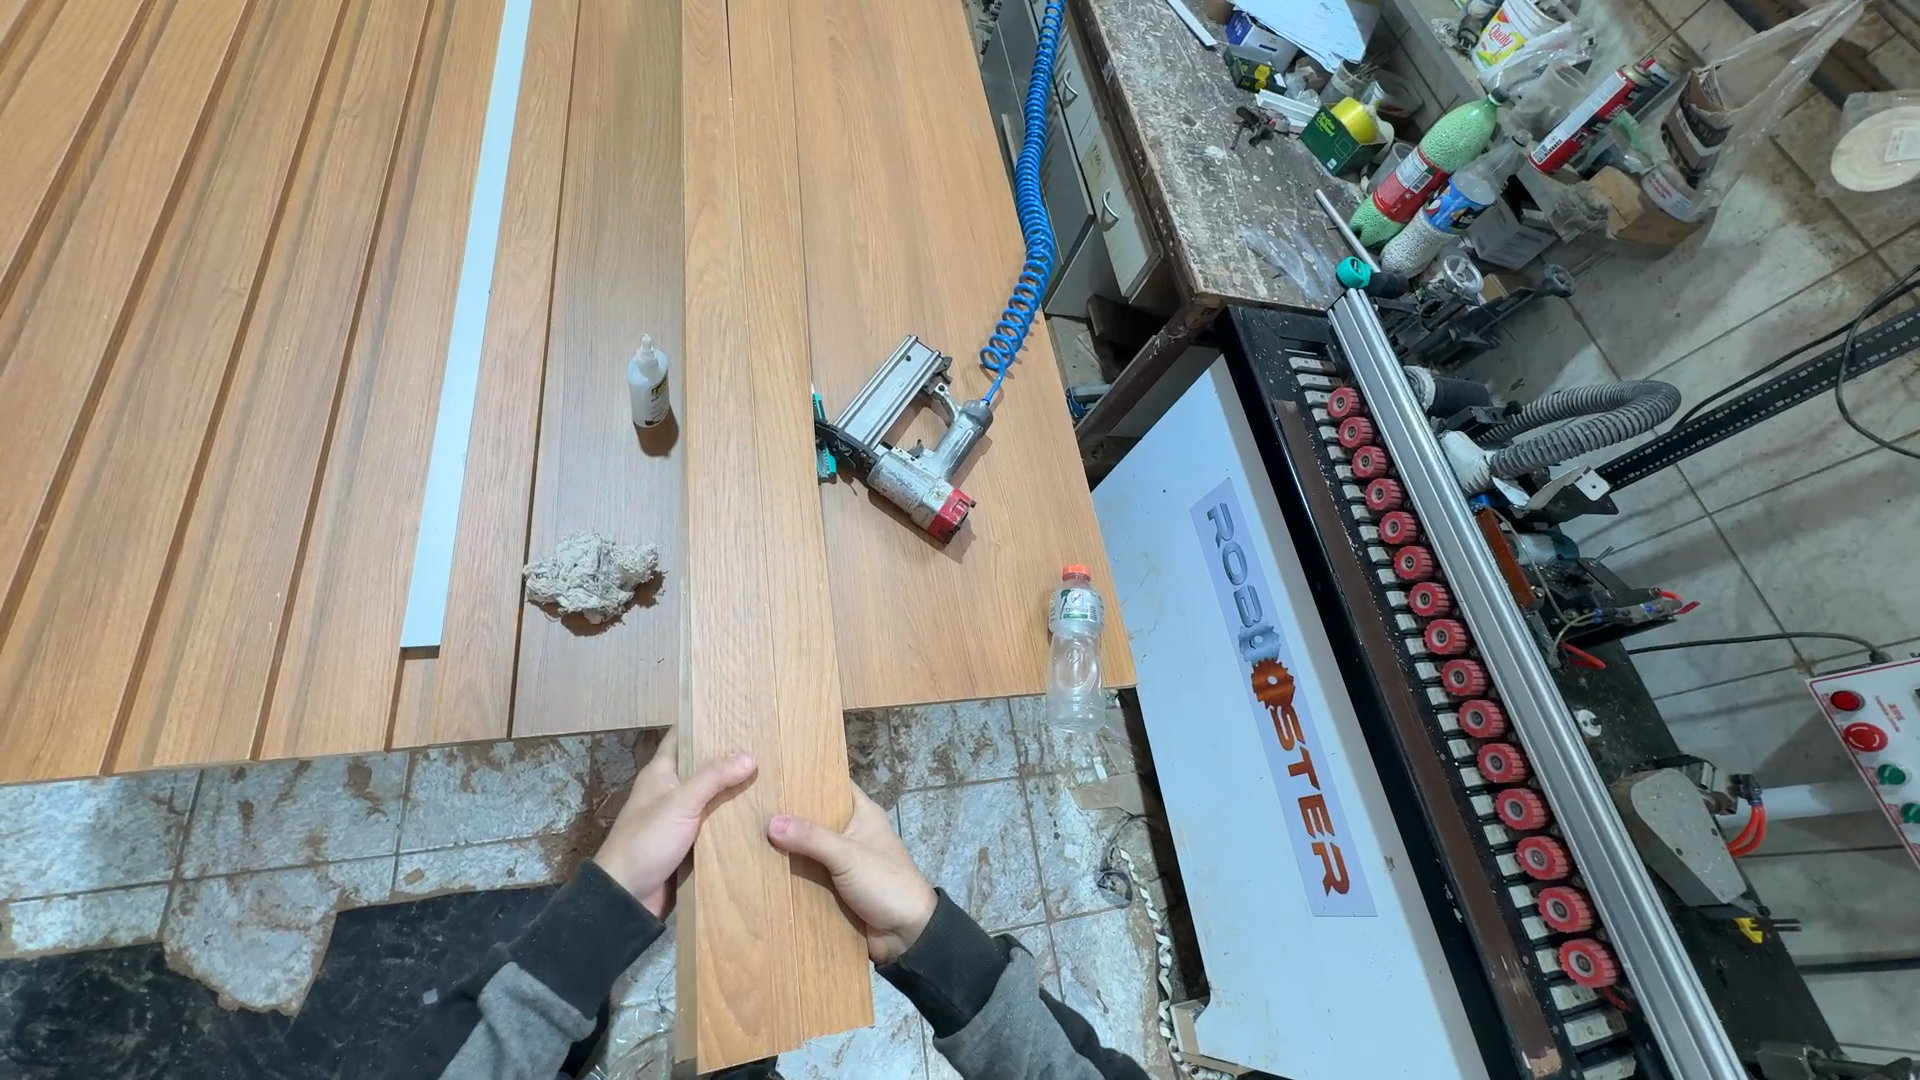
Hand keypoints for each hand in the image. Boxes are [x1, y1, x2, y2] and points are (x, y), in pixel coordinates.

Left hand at [594, 727, 756, 916]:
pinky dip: (735, 819)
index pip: (683, 736)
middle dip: (732, 757)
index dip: (705, 722)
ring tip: (774, 775)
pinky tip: (762, 813)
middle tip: (768, 743)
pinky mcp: (691, 844)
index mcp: (660, 773)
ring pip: (714, 796)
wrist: (625, 900)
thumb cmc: (646, 842)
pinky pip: (717, 825)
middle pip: (704, 766)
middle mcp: (670, 791)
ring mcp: (681, 819)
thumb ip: (714, 777)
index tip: (737, 711)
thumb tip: (751, 755)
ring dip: (737, 790)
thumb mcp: (680, 803)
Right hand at [767, 786, 937, 963]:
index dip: (807, 778)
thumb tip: (770, 822)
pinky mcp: (837, 887)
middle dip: (789, 817)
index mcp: (863, 813)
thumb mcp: (848, 855)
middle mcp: (853, 831)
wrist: (907, 935)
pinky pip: (810, 875)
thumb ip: (812, 838)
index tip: (773, 774)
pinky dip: (793, 875)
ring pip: (809, 848)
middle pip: (816, 817)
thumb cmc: (885, 882)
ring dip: (787, 849)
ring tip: (747, 839)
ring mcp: (844, 860)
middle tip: (750, 809)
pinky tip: (762, 871)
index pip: (833, 784)